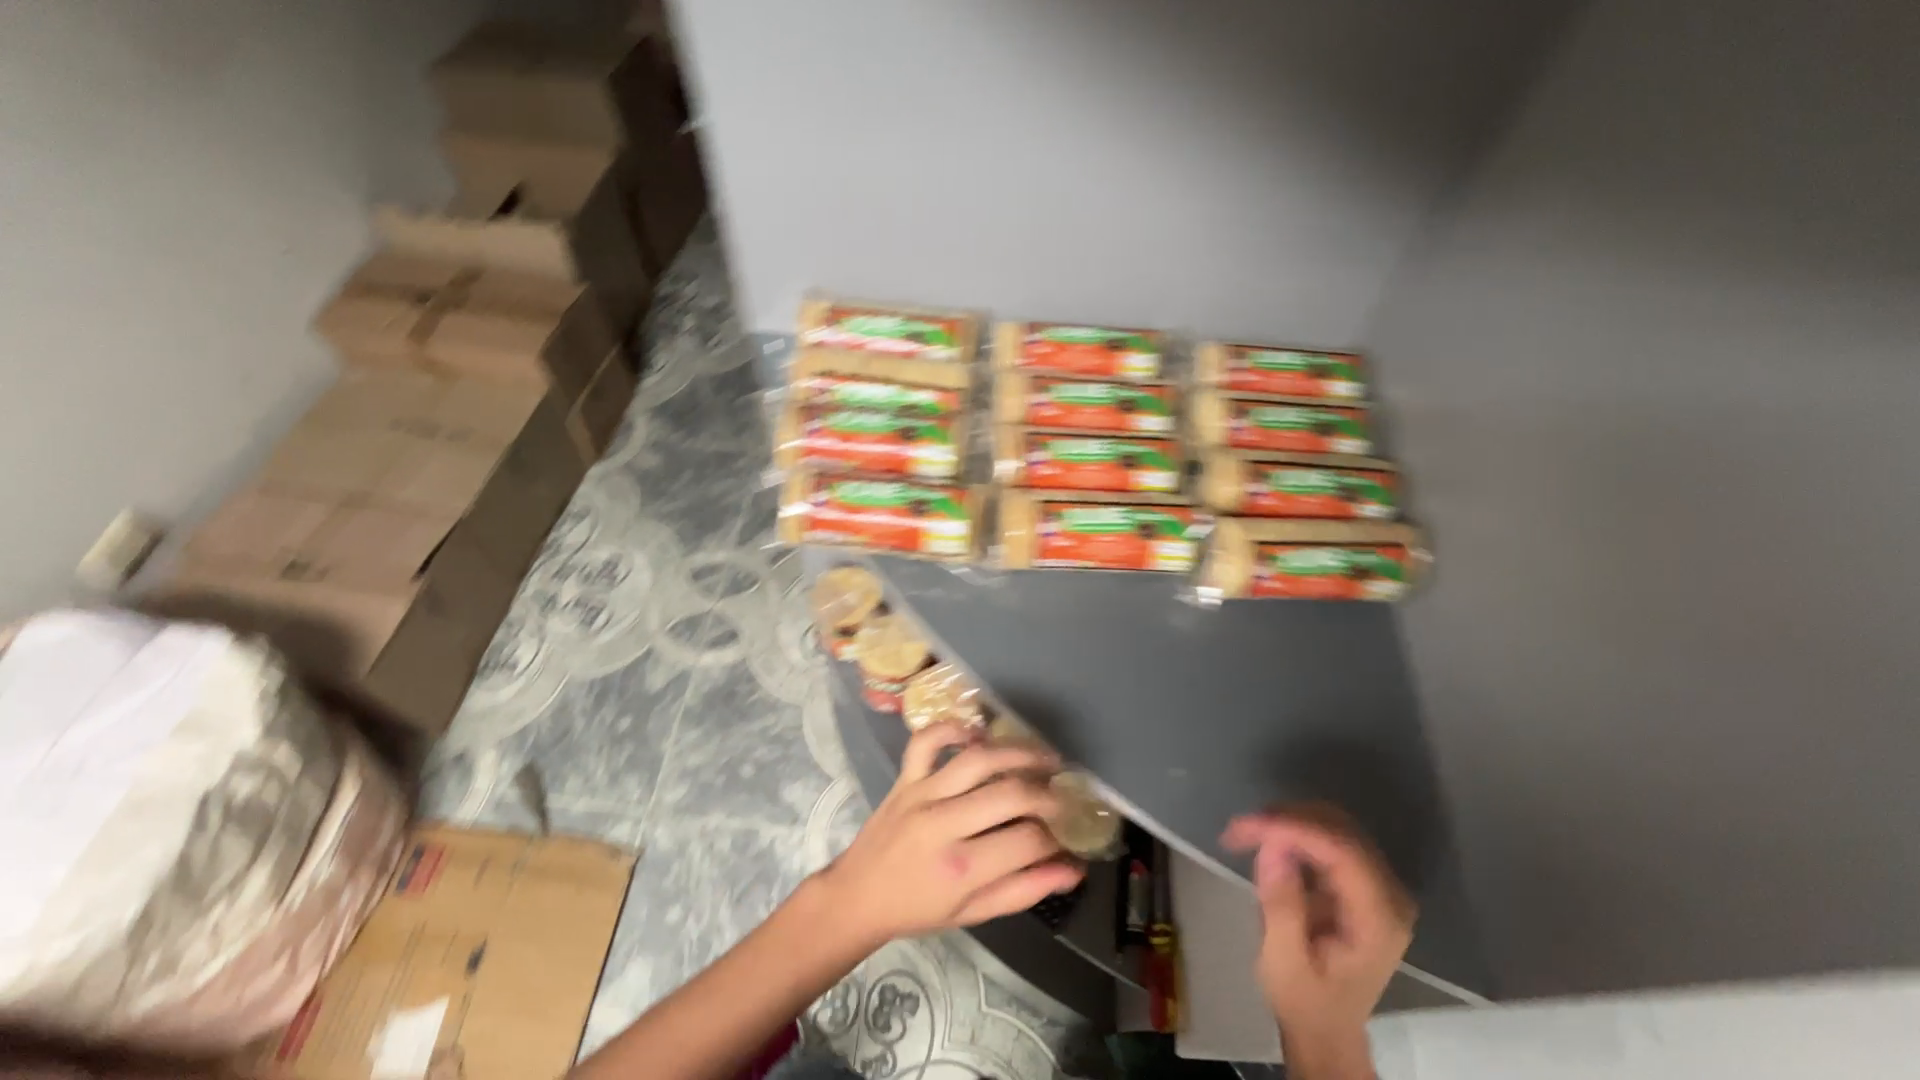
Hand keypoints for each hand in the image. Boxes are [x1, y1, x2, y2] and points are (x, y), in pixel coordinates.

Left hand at [816, 724, 1085, 947]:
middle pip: (1010, 794)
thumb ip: (1024, 890)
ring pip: (977, 760)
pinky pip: (927, 741)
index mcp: (960, 869)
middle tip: (1064, 798)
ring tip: (1045, 759)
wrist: (856, 896)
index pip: (1027, 840)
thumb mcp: (974, 913)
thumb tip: (1074, 870)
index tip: (1067, 836)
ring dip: (1018, 753)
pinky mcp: (904, 779)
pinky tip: (980, 734)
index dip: (1057, 838)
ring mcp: (920, 795)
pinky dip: (953, 729)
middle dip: (1048, 795)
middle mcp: (941, 825)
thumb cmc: (918, 910)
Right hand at [1221, 807, 1414, 1067]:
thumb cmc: (1304, 1002)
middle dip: (1288, 819)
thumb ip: (1281, 905)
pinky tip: (1268, 842)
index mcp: (1379, 918)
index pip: (1342, 851)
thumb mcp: (1284, 961)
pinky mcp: (1362, 884)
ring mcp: (1379, 887)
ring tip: (1247, 833)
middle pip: (1342, 831)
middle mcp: (1389, 895)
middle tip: (1239, 829)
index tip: (1248, 826)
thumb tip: (1272, 848)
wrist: (1326, 1030)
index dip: (1295, 828)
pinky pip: (1332, 840)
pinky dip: (1297, 832)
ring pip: (1337, 828)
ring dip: (1290, 821)